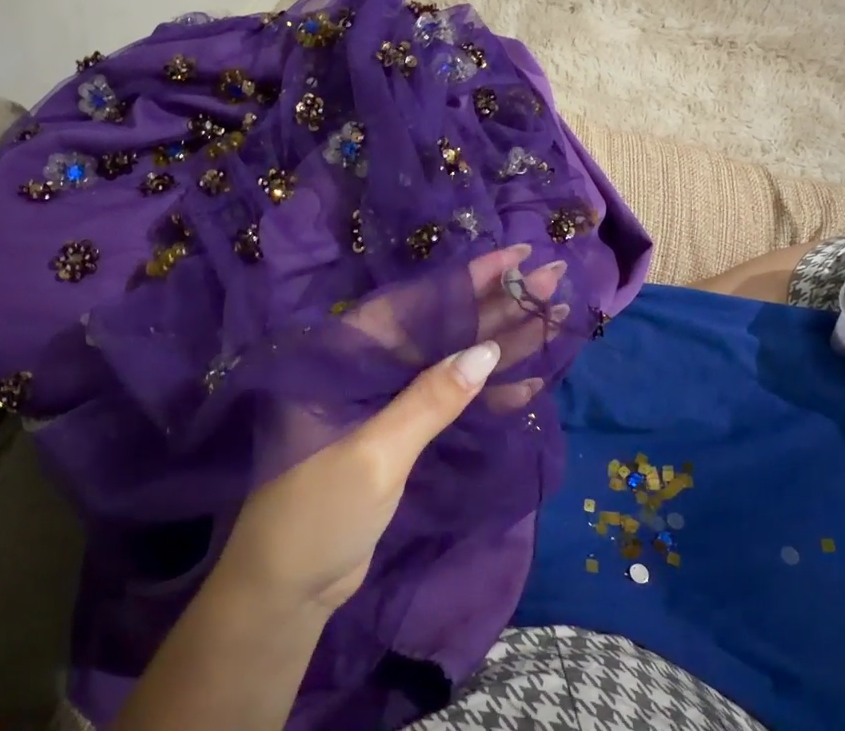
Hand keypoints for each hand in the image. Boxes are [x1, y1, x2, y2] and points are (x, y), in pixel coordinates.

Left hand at [212, 244, 567, 615]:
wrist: (290, 587)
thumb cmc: (318, 513)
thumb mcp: (375, 454)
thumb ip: (429, 400)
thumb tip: (486, 352)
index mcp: (340, 359)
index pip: (411, 306)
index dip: (464, 280)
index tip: (514, 257)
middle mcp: (362, 371)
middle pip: (437, 331)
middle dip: (494, 307)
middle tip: (552, 280)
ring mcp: (382, 405)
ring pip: (448, 365)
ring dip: (500, 347)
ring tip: (554, 319)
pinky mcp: (398, 437)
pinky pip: (446, 406)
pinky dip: (485, 399)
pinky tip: (528, 384)